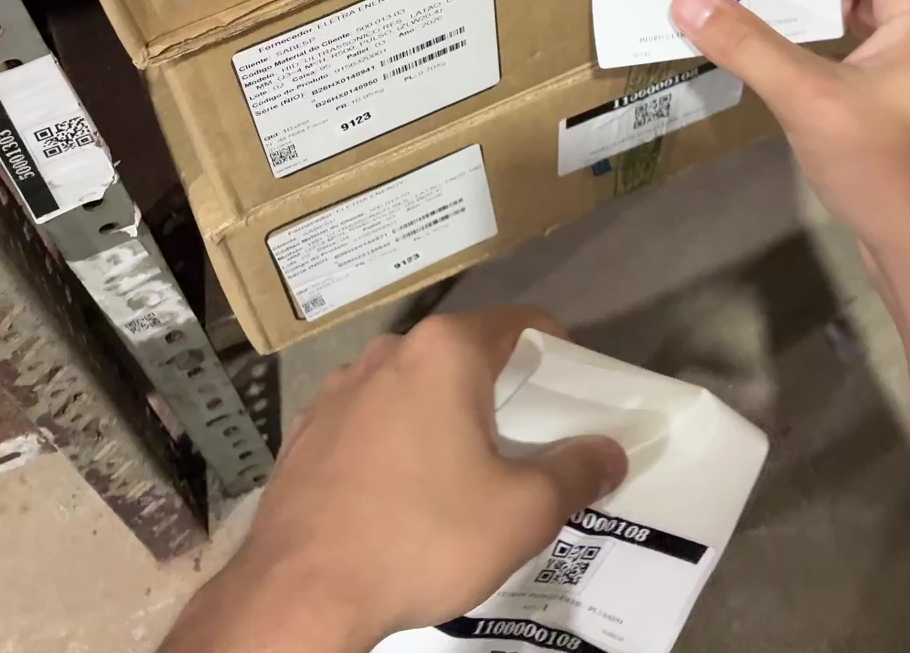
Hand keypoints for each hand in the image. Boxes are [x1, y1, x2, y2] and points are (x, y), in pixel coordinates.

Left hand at [160, 309, 626, 652]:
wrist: (301, 586)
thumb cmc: (422, 533)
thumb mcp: (521, 512)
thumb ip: (577, 471)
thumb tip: (609, 451)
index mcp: (445, 351)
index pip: (518, 322)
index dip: (553, 347)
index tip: (570, 386)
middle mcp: (391, 349)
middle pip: (464, 351)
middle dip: (499, 384)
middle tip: (526, 435)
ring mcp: (342, 382)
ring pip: (414, 380)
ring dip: (445, 407)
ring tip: (462, 463)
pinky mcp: (311, 420)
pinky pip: (372, 410)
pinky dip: (398, 429)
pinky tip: (400, 480)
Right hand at [669, 0, 909, 286]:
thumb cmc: (886, 166)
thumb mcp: (811, 98)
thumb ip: (748, 45)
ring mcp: (900, 64)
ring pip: (841, 12)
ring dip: (788, 10)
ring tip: (732, 18)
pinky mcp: (882, 97)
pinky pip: (835, 49)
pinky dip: (796, 45)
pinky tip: (758, 62)